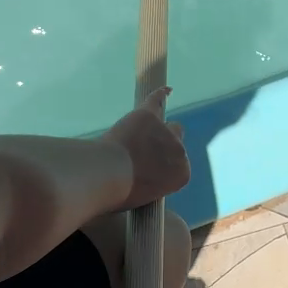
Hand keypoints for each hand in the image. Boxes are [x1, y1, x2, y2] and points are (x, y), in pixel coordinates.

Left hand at [102, 87, 189, 207]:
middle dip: (162, 146)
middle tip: (142, 153)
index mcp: (182, 175)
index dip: (162, 166)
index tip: (147, 171)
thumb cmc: (119, 194)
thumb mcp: (144, 197)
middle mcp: (180, 151)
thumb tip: (143, 175)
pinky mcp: (147, 116)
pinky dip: (160, 95)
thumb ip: (153, 182)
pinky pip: (157, 101)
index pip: (179, 165)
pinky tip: (166, 90)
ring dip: (152, 130)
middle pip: (176, 142)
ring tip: (133, 137)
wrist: (105, 175)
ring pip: (164, 125)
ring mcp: (165, 131)